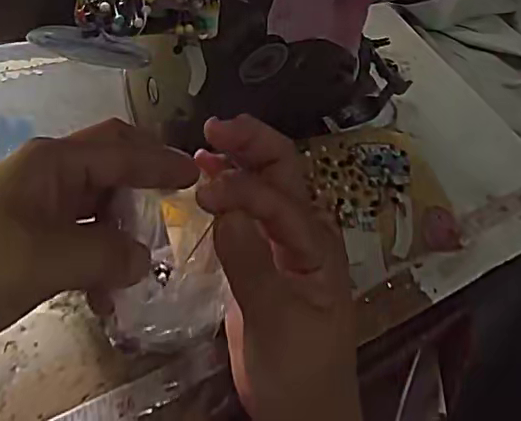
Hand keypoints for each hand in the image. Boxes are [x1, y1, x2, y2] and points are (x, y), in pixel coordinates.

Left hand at [0, 117, 200, 366]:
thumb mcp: (44, 261)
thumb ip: (104, 255)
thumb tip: (145, 258)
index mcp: (51, 162)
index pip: (119, 148)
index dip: (160, 159)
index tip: (198, 175)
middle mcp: (44, 174)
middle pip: (107, 170)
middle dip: (142, 191)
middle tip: (177, 217)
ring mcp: (30, 206)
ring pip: (92, 207)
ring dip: (118, 232)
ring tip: (142, 268)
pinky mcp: (19, 238)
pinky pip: (72, 236)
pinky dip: (94, 256)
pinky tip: (103, 291)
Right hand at [195, 115, 359, 420]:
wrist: (302, 415)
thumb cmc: (299, 374)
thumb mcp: (276, 324)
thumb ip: (251, 265)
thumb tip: (223, 209)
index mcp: (317, 243)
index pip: (279, 199)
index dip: (242, 189)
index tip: (204, 193)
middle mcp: (303, 230)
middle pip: (281, 169)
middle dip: (250, 142)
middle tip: (214, 128)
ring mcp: (282, 239)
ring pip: (263, 181)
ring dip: (237, 157)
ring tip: (205, 143)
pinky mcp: (261, 251)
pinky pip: (246, 206)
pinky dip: (227, 184)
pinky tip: (205, 174)